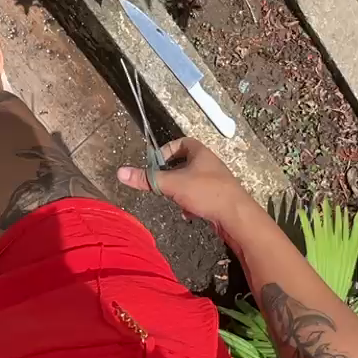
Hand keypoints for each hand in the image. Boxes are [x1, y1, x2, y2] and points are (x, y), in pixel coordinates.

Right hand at [118, 137, 257, 231]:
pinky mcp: (218, 197)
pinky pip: (199, 196)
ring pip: (190, 182)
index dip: (166, 151)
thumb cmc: (206, 192)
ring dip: (180, 191)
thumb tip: (120, 172)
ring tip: (175, 201)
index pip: (181, 142)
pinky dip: (190, 203)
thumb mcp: (172, 184)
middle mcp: (209, 163)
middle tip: (162, 184)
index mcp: (200, 152)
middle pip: (184, 163)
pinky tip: (188, 214)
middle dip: (171, 175)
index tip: (156, 164)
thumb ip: (147, 179)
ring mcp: (215, 180)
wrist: (236, 215)